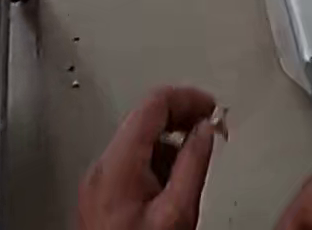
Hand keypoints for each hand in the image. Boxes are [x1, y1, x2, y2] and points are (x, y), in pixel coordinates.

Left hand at [78, 87, 219, 229]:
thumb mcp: (178, 212)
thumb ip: (195, 162)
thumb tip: (207, 127)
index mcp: (118, 164)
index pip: (155, 102)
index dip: (188, 98)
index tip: (211, 108)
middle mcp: (103, 167)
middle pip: (146, 116)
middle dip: (182, 117)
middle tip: (210, 127)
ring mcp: (99, 181)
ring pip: (142, 136)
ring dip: (172, 138)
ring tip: (195, 158)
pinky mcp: (102, 195)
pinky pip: (135, 159)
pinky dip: (159, 158)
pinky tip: (175, 179)